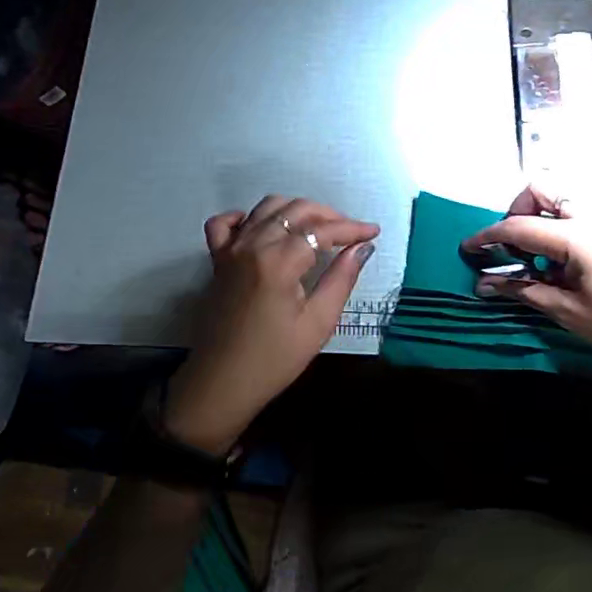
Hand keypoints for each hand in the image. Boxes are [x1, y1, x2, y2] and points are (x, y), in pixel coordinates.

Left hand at [164, 195, 378, 454]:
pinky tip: (265, 228)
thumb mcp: (318, 322)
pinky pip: (225, 224)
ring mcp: (230, 250)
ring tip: (319, 229)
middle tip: (352, 233)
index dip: (352, 229)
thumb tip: (362, 248)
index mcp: (279, 261)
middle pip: (296, 210)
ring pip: (266, 208)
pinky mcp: (217, 261)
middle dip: (329, 215)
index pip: (322, 230)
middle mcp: (252, 245)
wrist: (222, 383)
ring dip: (297, 211)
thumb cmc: (275, 359)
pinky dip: (247, 217)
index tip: (373, 233)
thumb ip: (341, 279)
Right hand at [461, 187, 591, 423]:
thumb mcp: (572, 313)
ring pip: (573, 185)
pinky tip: (588, 248)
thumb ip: (525, 290)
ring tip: (554, 250)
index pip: (518, 226)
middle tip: (520, 247)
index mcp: (579, 234)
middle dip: (520, 210)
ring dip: (551, 208)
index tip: (471, 249)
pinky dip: (581, 212)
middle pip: (542, 186)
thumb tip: (486, 285)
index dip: (488, 238)